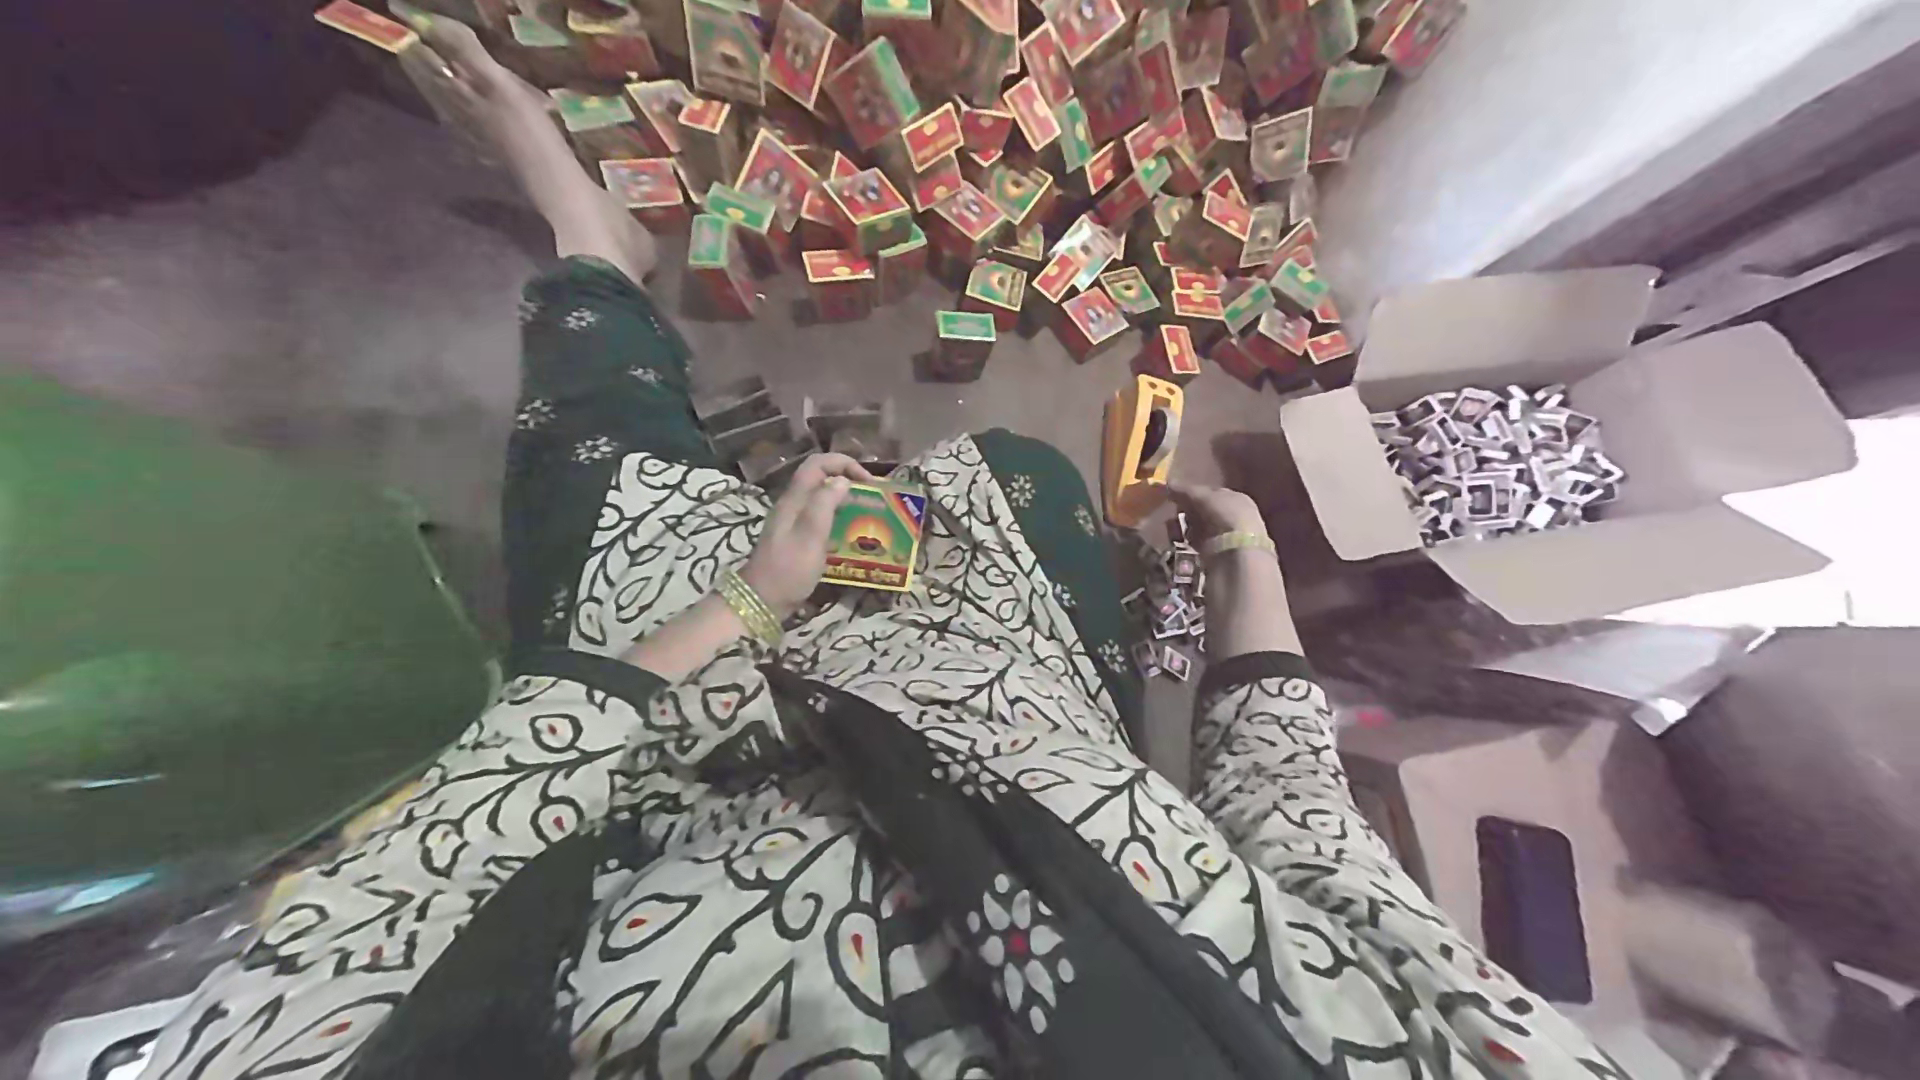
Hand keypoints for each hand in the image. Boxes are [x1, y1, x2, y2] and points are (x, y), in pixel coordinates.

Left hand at [738, 455, 876, 617]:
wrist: (762, 600)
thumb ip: (824, 504)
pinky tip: (850, 532)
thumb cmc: (789, 569)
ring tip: (866, 512)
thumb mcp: (810, 536)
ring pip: (820, 495)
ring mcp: (793, 520)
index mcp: (795, 499)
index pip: (818, 463)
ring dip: (844, 497)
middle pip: (820, 476)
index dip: (844, 463)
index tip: (868, 481)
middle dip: (847, 478)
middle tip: (871, 496)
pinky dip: (838, 515)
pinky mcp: (797, 536)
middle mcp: (793, 504)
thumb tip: (843, 480)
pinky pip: (820, 515)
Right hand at [1167, 482, 1267, 542]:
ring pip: (1196, 526)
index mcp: (1235, 498)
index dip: (1191, 493)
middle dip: (1185, 511)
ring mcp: (1225, 534)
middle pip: (1201, 510)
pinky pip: (1195, 542)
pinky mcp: (1216, 552)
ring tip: (1172, 528)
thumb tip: (1168, 482)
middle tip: (1172, 512)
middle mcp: (1233, 515)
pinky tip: (1179, 540)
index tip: (1174, 496)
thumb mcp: (1202, 496)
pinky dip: (1185, 540)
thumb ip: (1184, 490)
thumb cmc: (1224, 515)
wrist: (1236, 550)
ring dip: (1182, 526)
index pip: (1209, 492)